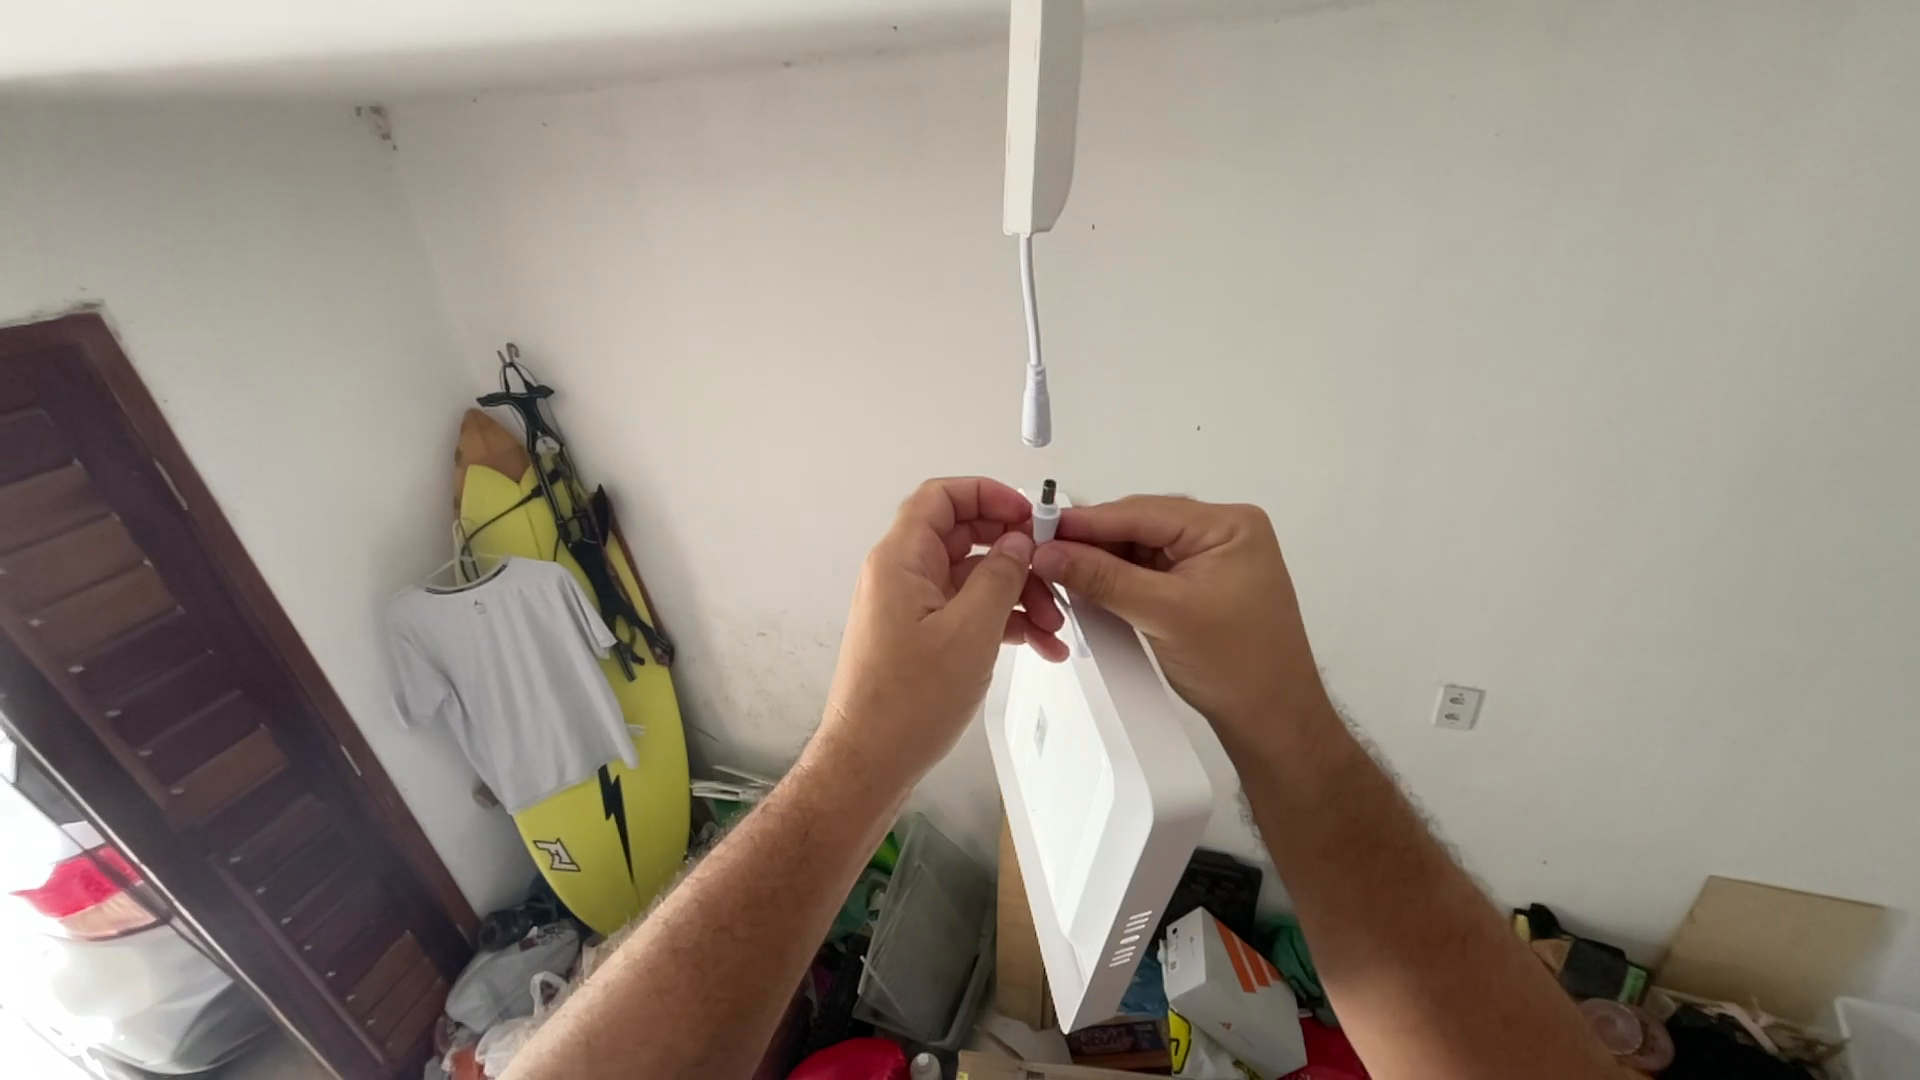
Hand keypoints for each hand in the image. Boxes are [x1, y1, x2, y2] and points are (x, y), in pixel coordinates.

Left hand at [818, 478, 1067, 785]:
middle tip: (1049, 570)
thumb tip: (1017, 543)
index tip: (1026, 515)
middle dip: (1014, 554)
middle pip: (965, 537)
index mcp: (901, 560)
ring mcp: (911, 606)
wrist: (871, 761)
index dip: (987, 495)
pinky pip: (968, 610)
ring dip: (1017, 594)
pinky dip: (1003, 621)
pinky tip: (1037, 643)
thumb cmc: (905, 704)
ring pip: (973, 578)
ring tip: (1052, 625)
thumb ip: (1000, 576)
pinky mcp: (921, 635)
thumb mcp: (970, 630)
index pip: (941, 497)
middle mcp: (902, 576)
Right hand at [1030, 496, 1329, 751]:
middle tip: (1042, 553)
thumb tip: (1049, 553)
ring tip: (1058, 571)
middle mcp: (1218, 533)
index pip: (1142, 512)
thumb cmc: (1237, 665)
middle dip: (1091, 541)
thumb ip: (1103, 578)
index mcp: (1226, 526)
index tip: (1040, 529)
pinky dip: (1115, 579)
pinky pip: (1145, 570)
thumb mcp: (1164, 614)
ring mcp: (1207, 559)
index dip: (1087, 521)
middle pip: (1138, 526)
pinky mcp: (1195, 584)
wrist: (1272, 718)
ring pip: (1137, 548)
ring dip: (1100, 561)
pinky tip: (1088, 585)